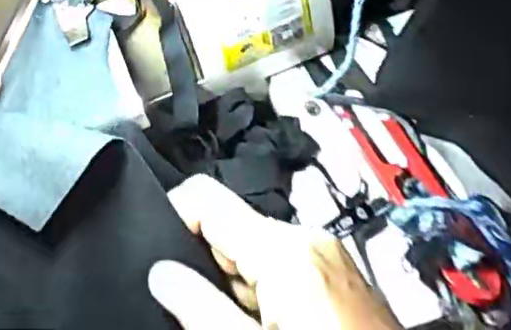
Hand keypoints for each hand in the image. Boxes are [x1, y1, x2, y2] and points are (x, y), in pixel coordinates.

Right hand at [149, 175, 401, 329]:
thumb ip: (199, 306)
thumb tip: (162, 272)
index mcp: (288, 248)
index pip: (202, 195)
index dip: (170, 219)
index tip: (159, 259)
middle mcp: (314, 243)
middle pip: (230, 226)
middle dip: (208, 266)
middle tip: (207, 316)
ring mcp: (337, 265)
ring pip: (257, 254)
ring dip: (239, 289)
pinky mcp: (351, 288)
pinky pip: (287, 273)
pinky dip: (269, 299)